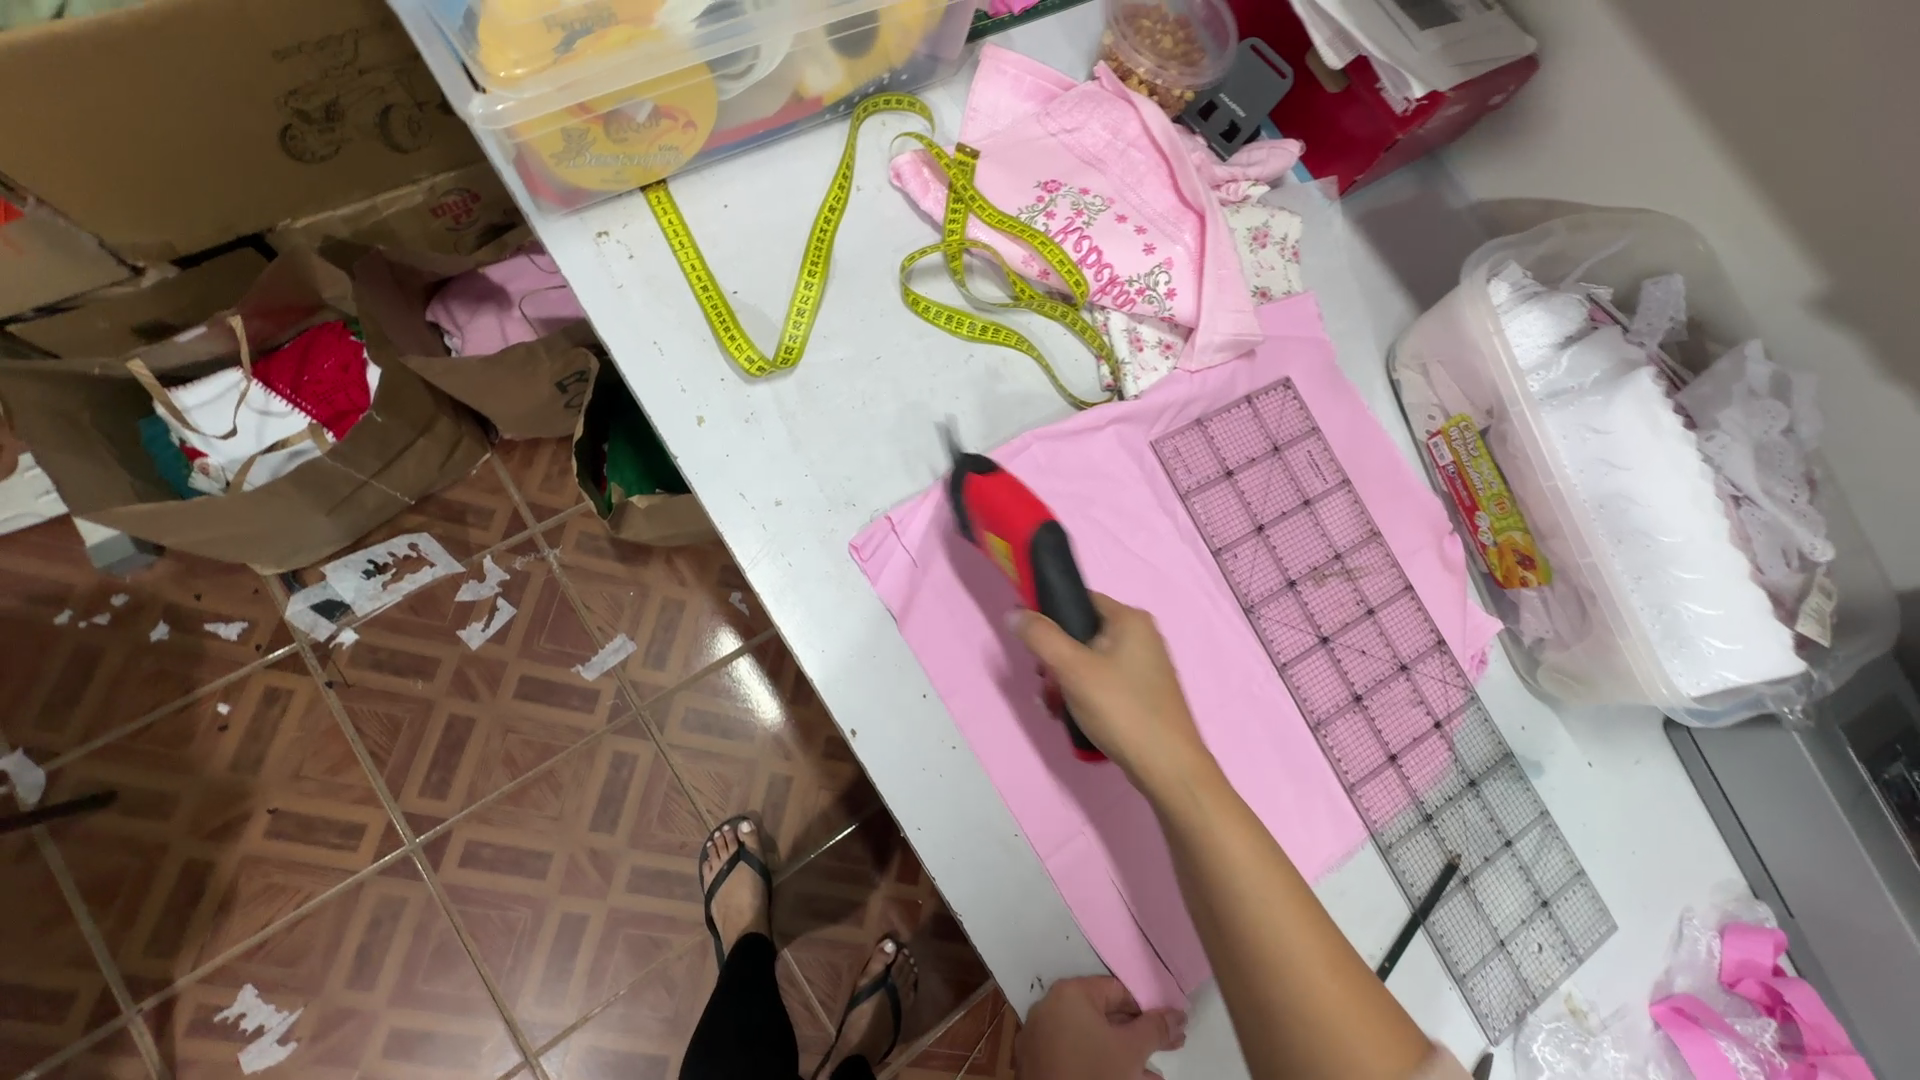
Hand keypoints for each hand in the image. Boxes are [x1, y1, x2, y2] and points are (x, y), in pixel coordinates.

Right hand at [1010, 593, 1208, 788]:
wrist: (1167, 766)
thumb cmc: (1121, 709)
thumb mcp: (1072, 669)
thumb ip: (1040, 637)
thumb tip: (1014, 614)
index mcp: (1129, 619)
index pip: (1079, 599)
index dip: (1049, 617)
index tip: (1031, 645)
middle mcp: (1140, 636)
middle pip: (1080, 634)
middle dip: (1054, 660)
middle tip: (1045, 686)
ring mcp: (1144, 666)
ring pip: (1087, 662)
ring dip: (1064, 682)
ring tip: (1055, 708)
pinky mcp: (1142, 693)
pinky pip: (1102, 682)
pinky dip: (1082, 695)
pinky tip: (1071, 717)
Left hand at [1016, 977, 1185, 1079]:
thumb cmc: (1095, 1074)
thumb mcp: (1132, 1050)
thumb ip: (1156, 1028)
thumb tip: (1178, 1014)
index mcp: (1070, 993)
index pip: (1117, 990)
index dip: (1148, 1008)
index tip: (1171, 1025)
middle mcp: (1050, 1007)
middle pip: (1105, 1015)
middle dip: (1140, 1034)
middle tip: (1172, 1046)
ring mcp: (1041, 1036)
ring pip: (1093, 1038)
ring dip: (1125, 1054)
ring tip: (1154, 1075)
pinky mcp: (1040, 1062)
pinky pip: (1077, 1054)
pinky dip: (1101, 1062)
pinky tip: (1130, 1079)